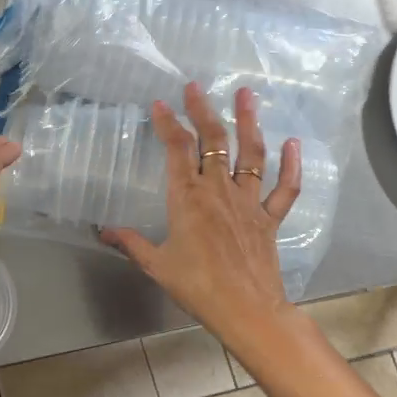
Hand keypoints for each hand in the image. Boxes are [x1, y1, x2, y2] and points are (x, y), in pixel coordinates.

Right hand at [99, 82, 301, 340]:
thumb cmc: (196, 287)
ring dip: (250, 122)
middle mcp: (219, 191)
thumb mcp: (156, 265)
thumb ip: (131, 243)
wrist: (245, 309)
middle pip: (213, 141)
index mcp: (188, 199)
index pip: (177, 150)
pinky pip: (285, 187)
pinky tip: (293, 143)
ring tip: (247, 94)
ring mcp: (249, 202)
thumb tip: (104, 231)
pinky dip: (291, 164)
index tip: (160, 104)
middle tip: (196, 87)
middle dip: (204, 110)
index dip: (169, 124)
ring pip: (251, 153)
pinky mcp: (270, 218)